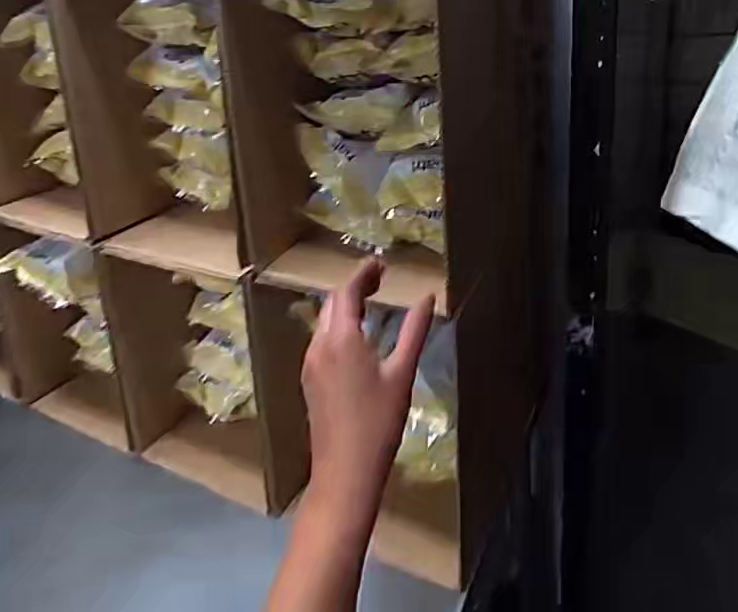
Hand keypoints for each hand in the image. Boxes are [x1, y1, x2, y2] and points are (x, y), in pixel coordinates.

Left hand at [267, 259, 435, 611]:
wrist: (344, 474)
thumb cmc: (378, 422)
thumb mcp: (402, 372)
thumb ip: (414, 330)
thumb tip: (427, 298)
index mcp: (340, 339)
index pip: (346, 292)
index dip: (363, 273)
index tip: (382, 263)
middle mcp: (319, 347)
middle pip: (332, 304)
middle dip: (354, 286)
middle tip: (381, 279)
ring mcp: (310, 365)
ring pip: (324, 322)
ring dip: (345, 305)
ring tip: (372, 301)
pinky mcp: (310, 382)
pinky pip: (322, 340)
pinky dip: (339, 325)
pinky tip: (359, 335)